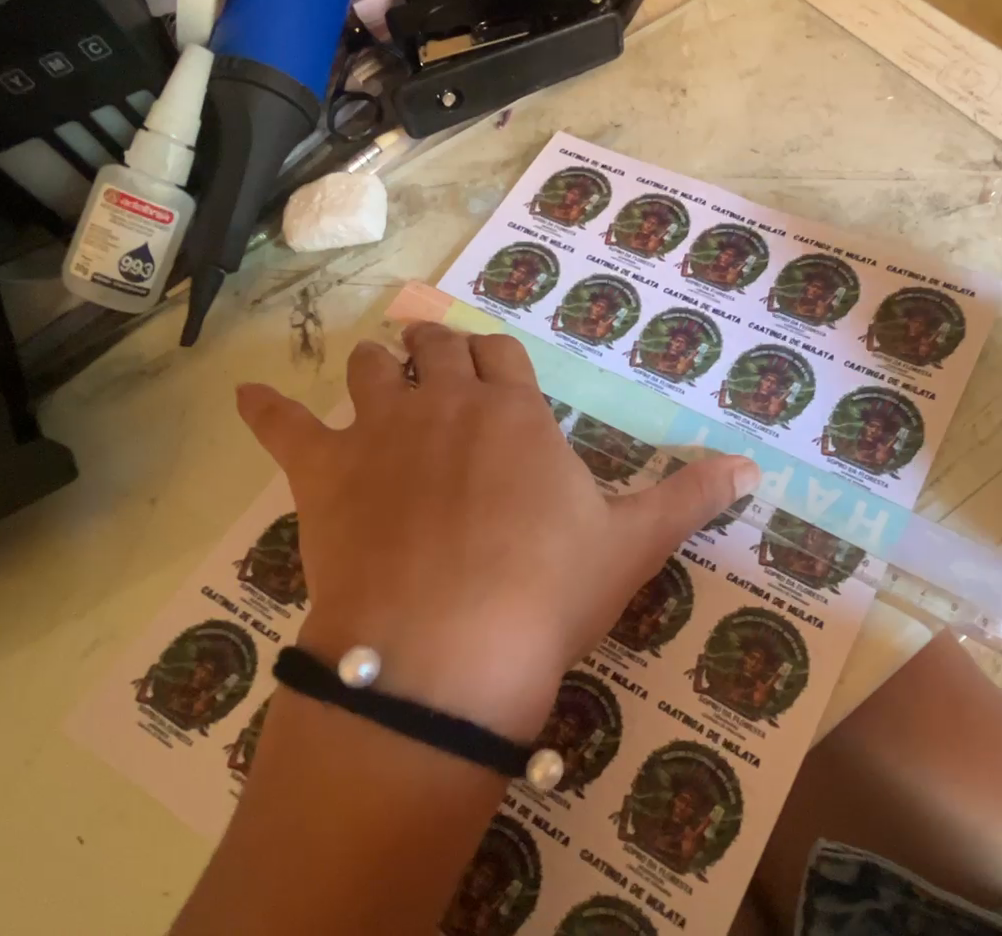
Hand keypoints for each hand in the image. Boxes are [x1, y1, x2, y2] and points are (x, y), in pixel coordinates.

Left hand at [237, 323, 758, 739]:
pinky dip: (263, 409)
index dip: (495, 360)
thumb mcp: (634, 545)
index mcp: (515, 413)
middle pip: (432, 349)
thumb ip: (691, 497)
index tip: (493, 372)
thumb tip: (755, 468)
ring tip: (379, 376)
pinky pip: (282, 426)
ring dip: (376, 368)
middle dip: (436, 350)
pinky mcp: (321, 474)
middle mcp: (444, 405)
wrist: (448, 652)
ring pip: (368, 371)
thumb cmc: (548, 592)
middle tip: (436, 365)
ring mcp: (377, 433)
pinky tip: (246, 394)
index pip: (501, 356)